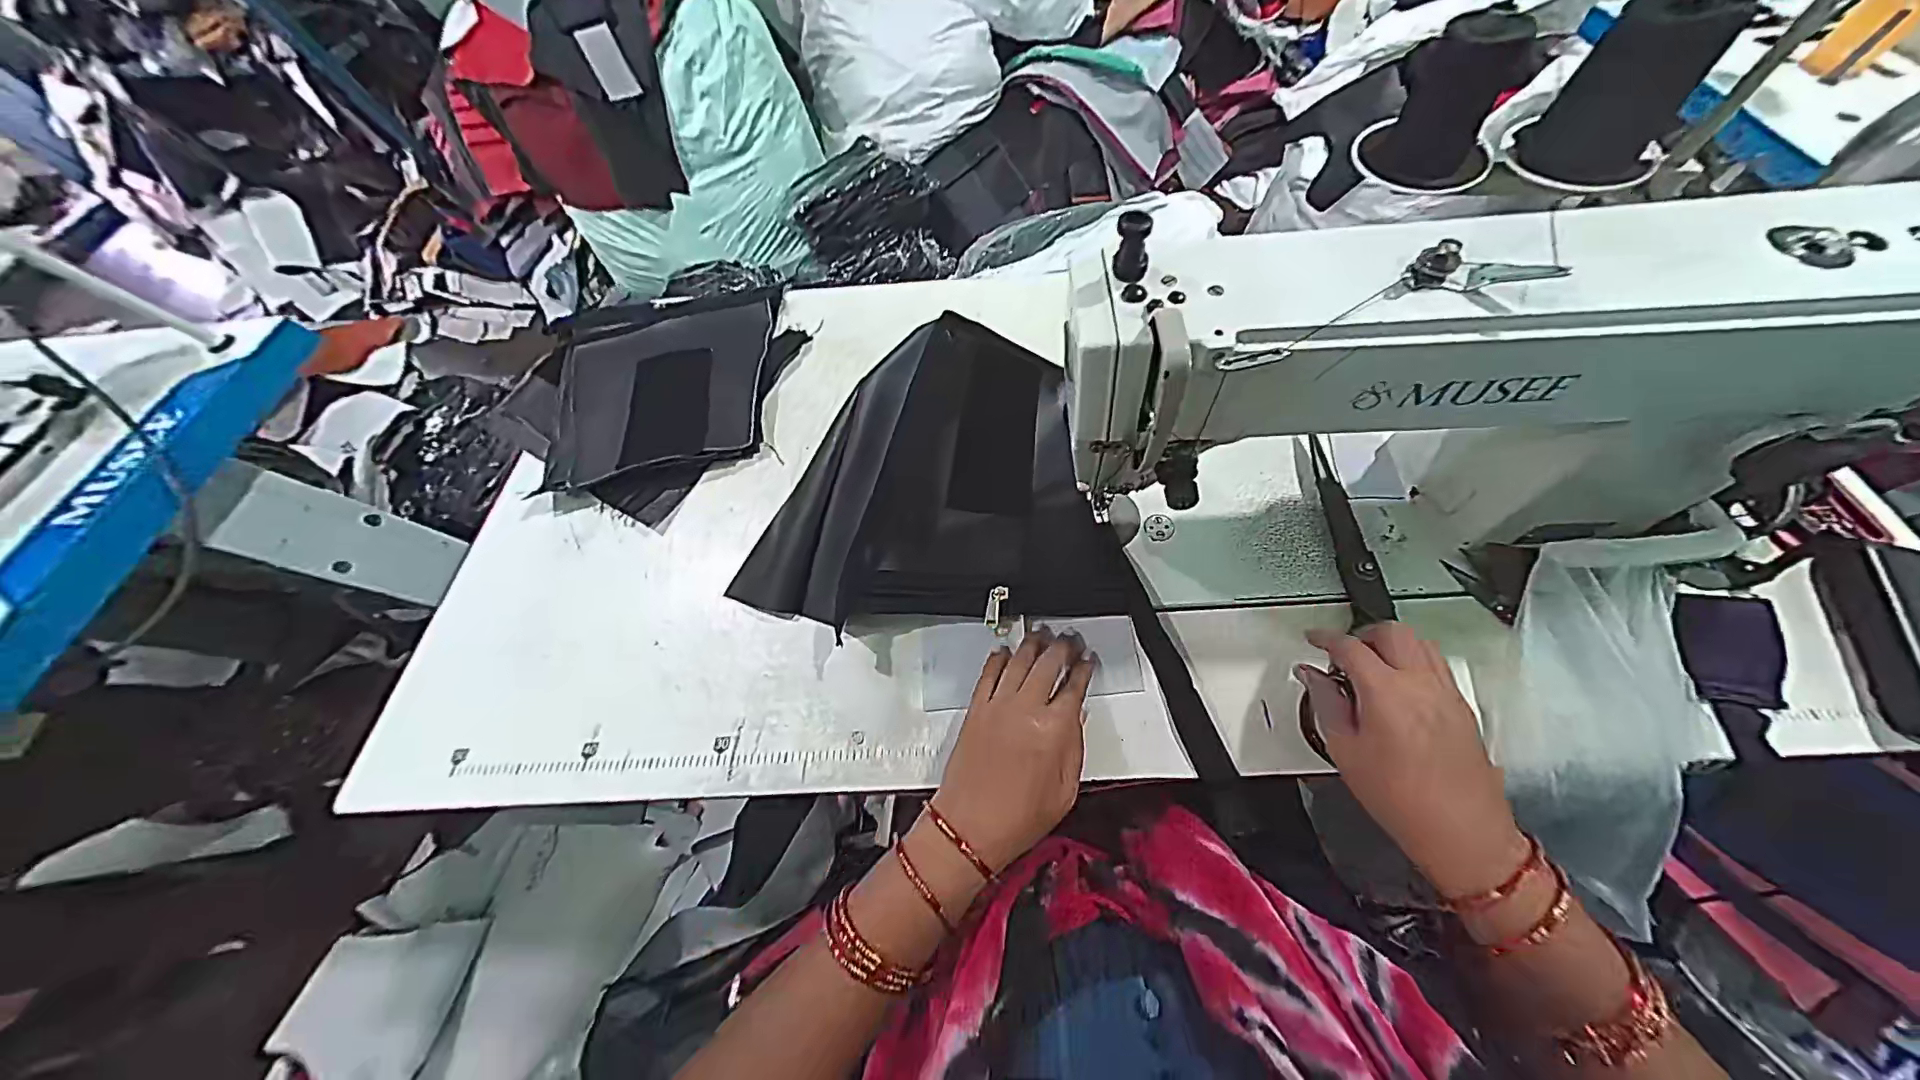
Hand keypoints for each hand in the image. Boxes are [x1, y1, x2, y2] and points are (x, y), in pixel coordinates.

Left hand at [931, 628, 1095, 872]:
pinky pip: (988, 675)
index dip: (1084, 669)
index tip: (1088, 661)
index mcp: (1054, 730)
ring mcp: (998, 706)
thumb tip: (1076, 720)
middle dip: (1062, 648)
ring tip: (1041, 634)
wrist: (970, 827)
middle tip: (1069, 639)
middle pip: (1048, 664)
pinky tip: (1005, 651)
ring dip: (1033, 644)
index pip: (1074, 686)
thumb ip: (1074, 748)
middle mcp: (1026, 710)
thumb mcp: (1065, 790)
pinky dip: (998, 659)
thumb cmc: (1018, 817)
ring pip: (1018, 661)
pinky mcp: (976, 710)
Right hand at [1298, 622, 1528, 897]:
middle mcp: (1421, 685)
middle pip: (1391, 632)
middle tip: (1342, 650)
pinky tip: (1397, 684)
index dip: (1325, 638)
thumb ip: (1324, 702)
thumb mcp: (1343, 750)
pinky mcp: (1462, 707)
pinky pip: (1436, 665)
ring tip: (1370, 664)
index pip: (1350, 646)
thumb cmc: (1403, 799)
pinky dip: (1412, 661)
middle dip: (1361, 634)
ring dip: (1390, 644)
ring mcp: (1446, 694)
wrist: (1460, 830)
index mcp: (1386, 692)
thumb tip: (1312, 676)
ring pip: (1419, 642)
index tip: (1315, 639)